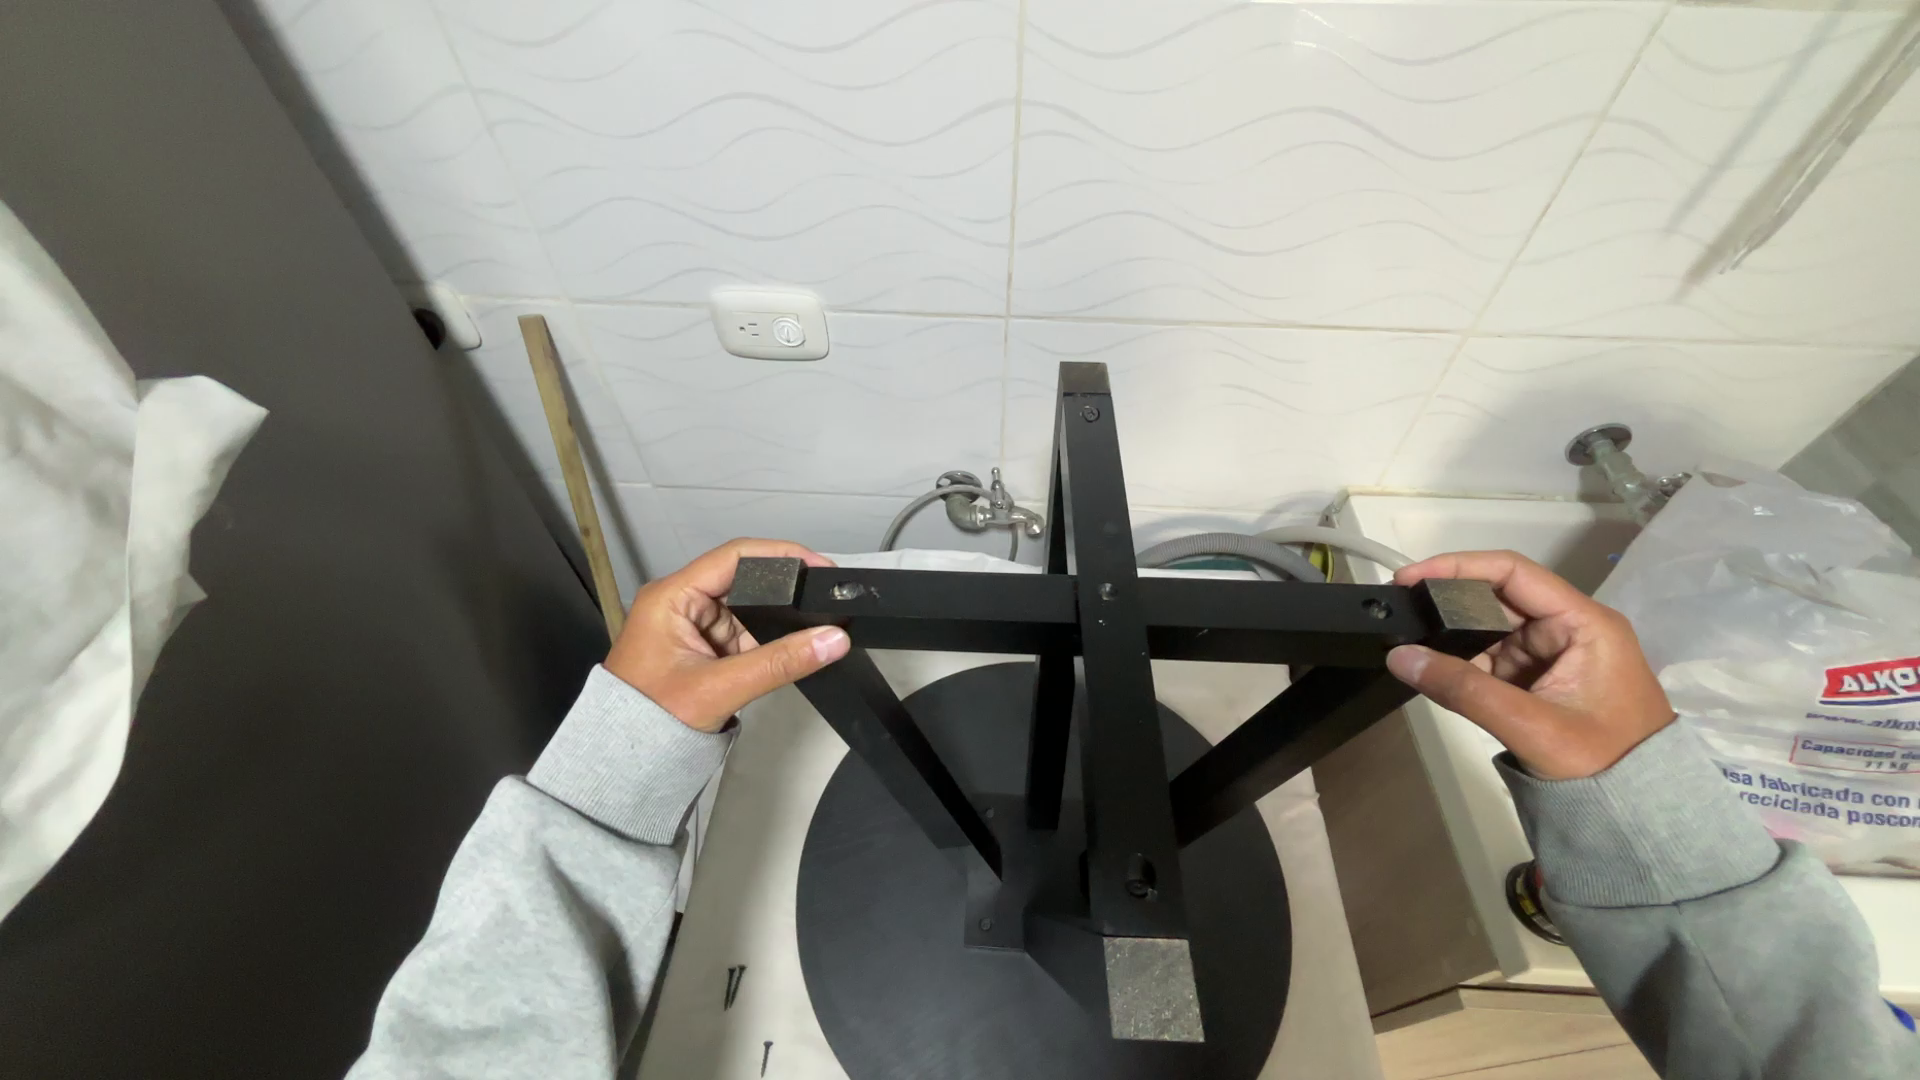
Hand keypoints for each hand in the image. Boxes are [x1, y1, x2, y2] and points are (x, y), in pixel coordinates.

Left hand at [605, 538, 851, 732]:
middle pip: (744, 579)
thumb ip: (780, 662)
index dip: (782, 555)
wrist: (624, 764)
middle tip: (824, 596)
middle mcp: (680, 600)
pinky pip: (742, 630)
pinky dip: (763, 640)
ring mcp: (691, 623)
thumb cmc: (654, 720)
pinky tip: (784, 647)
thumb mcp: (722, 688)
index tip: (821, 566)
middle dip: (784, 591)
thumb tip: (834, 638)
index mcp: (672, 596)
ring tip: (808, 628)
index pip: (734, 556)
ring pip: (748, 607)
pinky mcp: (700, 644)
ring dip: (773, 621)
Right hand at [1384, 550, 1674, 779]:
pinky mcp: (1534, 676)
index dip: (1457, 566)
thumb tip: (1398, 655)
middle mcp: (1567, 628)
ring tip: (1409, 643)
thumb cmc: (1602, 762)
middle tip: (1399, 610)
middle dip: (1445, 603)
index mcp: (1583, 623)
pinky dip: (1457, 662)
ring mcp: (1550, 653)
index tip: (1408, 578)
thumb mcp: (1532, 726)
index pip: (1513, 572)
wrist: (1638, 817)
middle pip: (1495, 596)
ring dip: (1449, 636)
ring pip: (1484, 627)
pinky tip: (1432, 670)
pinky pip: (1486, 655)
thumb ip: (1463, 689)